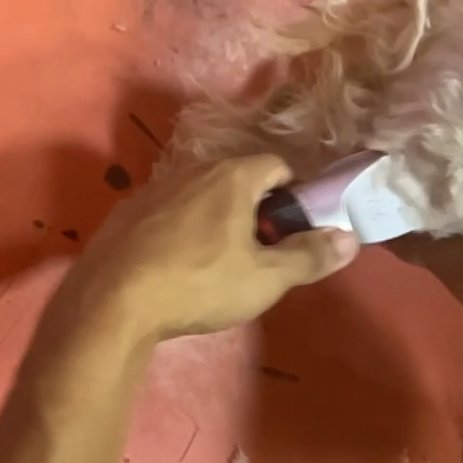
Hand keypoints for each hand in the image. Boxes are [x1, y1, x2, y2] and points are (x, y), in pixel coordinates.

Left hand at [62, 155, 358, 345]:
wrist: (114, 296)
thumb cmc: (199, 281)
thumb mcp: (265, 279)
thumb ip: (309, 256)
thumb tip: (349, 237)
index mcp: (231, 176)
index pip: (276, 165)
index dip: (294, 194)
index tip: (298, 229)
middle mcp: (192, 170)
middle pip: (237, 179)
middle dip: (256, 209)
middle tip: (263, 253)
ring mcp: (155, 187)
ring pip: (201, 194)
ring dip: (218, 219)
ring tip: (221, 264)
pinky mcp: (129, 210)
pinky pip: (169, 211)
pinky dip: (183, 229)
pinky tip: (178, 265)